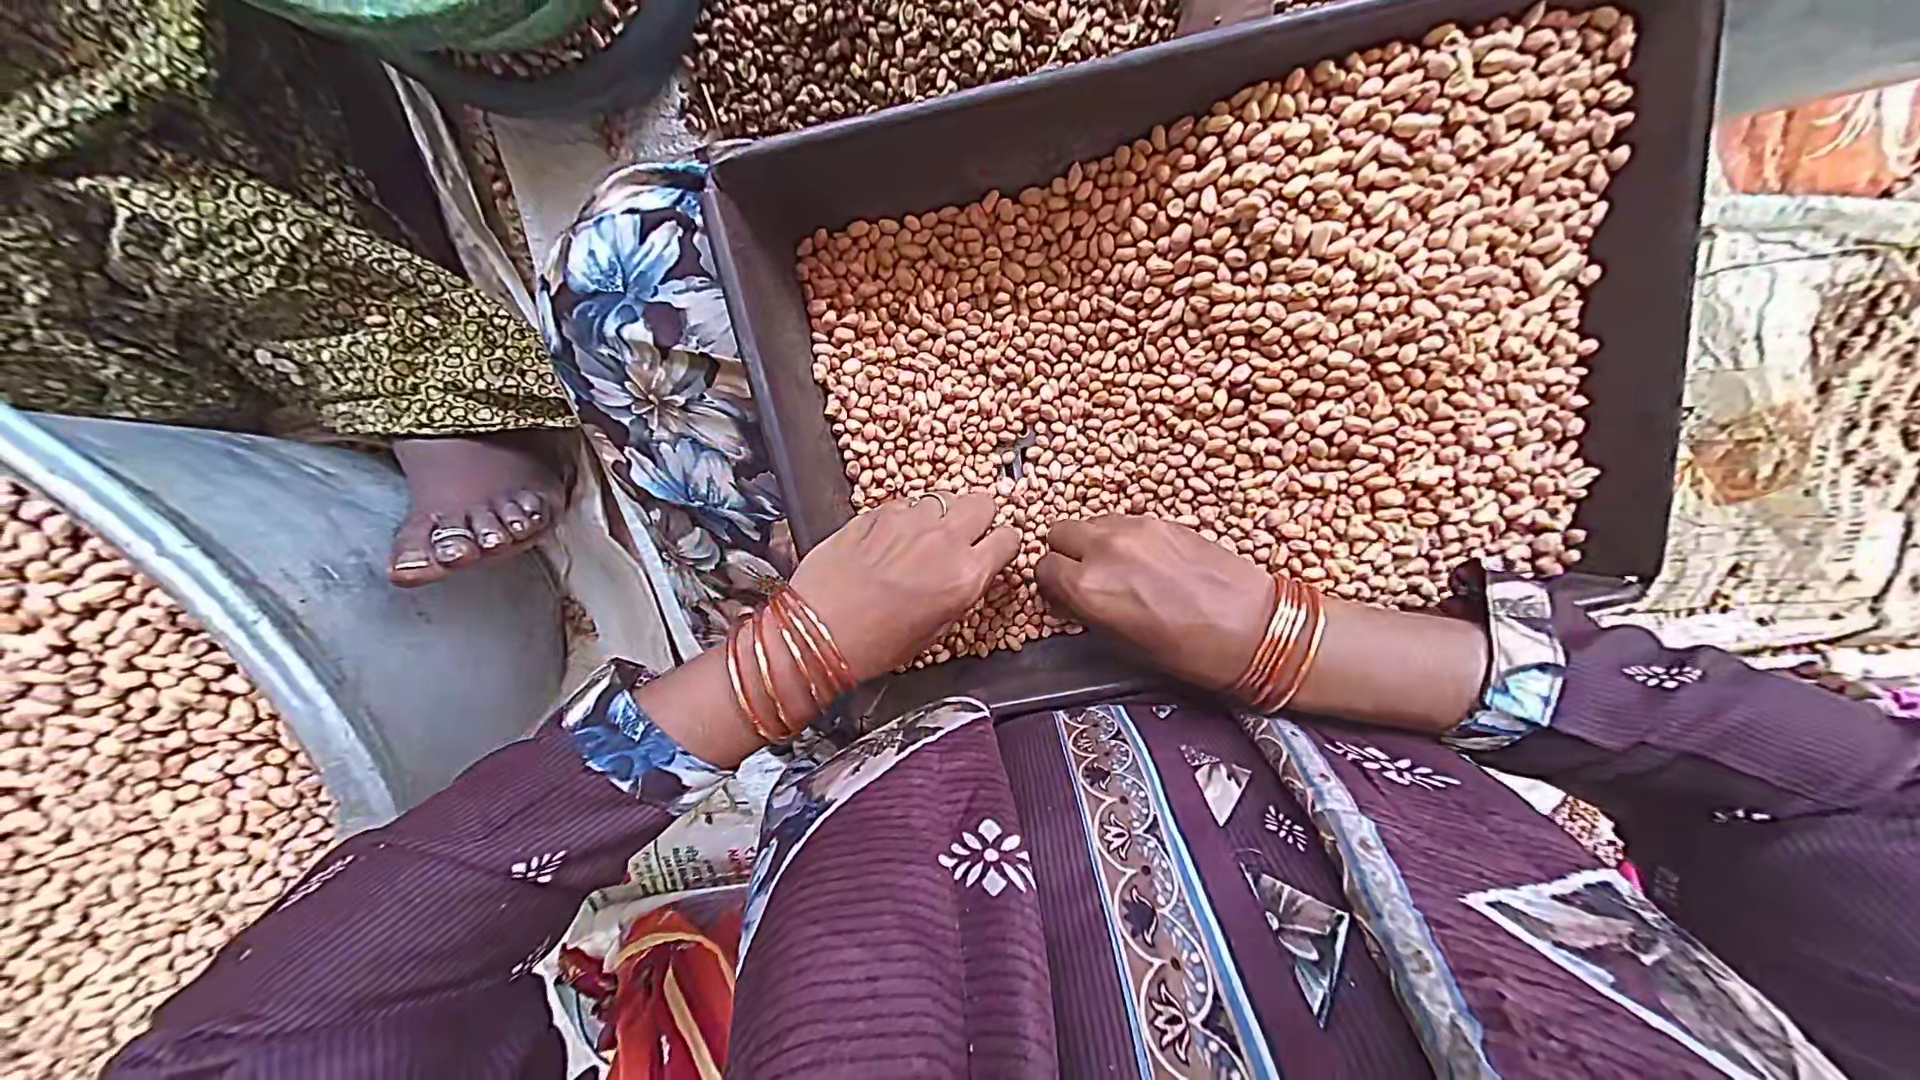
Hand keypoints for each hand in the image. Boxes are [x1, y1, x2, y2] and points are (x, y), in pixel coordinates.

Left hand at [789, 492, 1018, 681]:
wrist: (818, 631)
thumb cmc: (876, 644)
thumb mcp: (937, 629)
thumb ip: (963, 590)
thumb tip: (972, 571)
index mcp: (966, 575)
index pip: (1008, 538)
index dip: (1001, 545)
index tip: (992, 550)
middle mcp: (944, 540)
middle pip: (982, 503)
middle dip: (977, 518)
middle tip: (961, 537)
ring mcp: (909, 520)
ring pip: (943, 498)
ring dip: (939, 515)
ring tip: (919, 539)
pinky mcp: (877, 512)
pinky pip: (906, 503)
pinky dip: (905, 516)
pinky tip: (890, 539)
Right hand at [1035, 515, 1269, 691]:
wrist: (1256, 630)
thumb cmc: (1190, 652)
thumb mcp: (1122, 644)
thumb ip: (1085, 611)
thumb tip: (1068, 597)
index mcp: (1087, 586)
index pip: (1042, 569)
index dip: (1051, 585)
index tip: (1063, 596)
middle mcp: (1104, 549)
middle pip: (1059, 533)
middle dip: (1065, 554)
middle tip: (1084, 576)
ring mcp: (1134, 528)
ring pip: (1091, 522)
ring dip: (1093, 542)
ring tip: (1118, 568)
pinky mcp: (1162, 520)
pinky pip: (1123, 521)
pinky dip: (1122, 536)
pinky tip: (1145, 560)